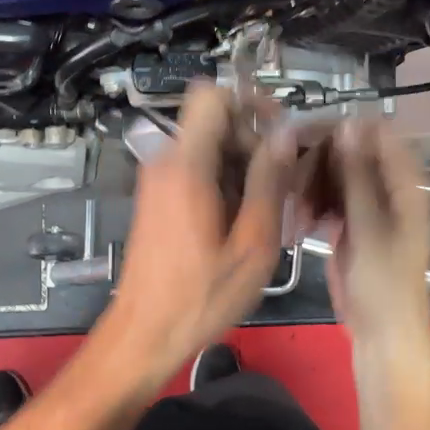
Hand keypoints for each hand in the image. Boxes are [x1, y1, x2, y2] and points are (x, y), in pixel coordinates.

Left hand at [92, 83, 294, 385]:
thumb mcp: (253, 245)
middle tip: (285, 185)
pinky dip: (226, 185)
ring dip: (244, 168)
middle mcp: (166, 162)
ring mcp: (159, 180)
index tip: (280, 134)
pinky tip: (247, 223)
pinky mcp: (159, 199)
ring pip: (210, 148)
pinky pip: (198, 172)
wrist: (144, 334)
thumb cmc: (201, 297)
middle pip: (216, 123)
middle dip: (254, 143)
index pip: (213, 95)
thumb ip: (270, 183)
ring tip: (271, 212)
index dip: (251, 103)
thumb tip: (285, 134)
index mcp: (187, 166)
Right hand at [315, 121, 429, 348]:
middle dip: (317, 162)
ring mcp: (366, 203)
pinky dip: (310, 204)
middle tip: (293, 185)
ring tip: (297, 213)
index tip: (302, 138)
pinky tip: (300, 224)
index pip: (373, 131)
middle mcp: (387, 185)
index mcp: (405, 181)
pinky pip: (326, 197)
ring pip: (332, 173)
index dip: (339, 129)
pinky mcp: (348, 222)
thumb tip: (348, 124)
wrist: (382, 334)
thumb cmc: (384, 283)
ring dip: (310, 185)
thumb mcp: (370, 225)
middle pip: (347, 150)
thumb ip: (358, 174)